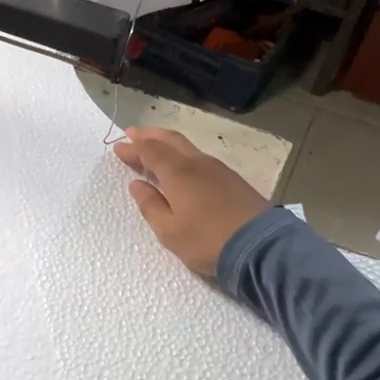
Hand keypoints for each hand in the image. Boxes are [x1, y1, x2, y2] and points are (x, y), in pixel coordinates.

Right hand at [113, 128, 266, 275]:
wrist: (261, 246)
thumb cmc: (207, 240)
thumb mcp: (169, 231)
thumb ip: (150, 205)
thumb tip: (137, 185)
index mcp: (178, 172)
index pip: (150, 151)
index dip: (133, 148)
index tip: (118, 148)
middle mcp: (198, 163)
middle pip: (171, 140)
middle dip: (149, 135)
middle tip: (132, 133)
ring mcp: (219, 169)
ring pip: (188, 147)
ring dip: (167, 143)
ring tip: (154, 147)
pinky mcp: (233, 180)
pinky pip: (200, 158)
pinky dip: (183, 155)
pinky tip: (181, 166)